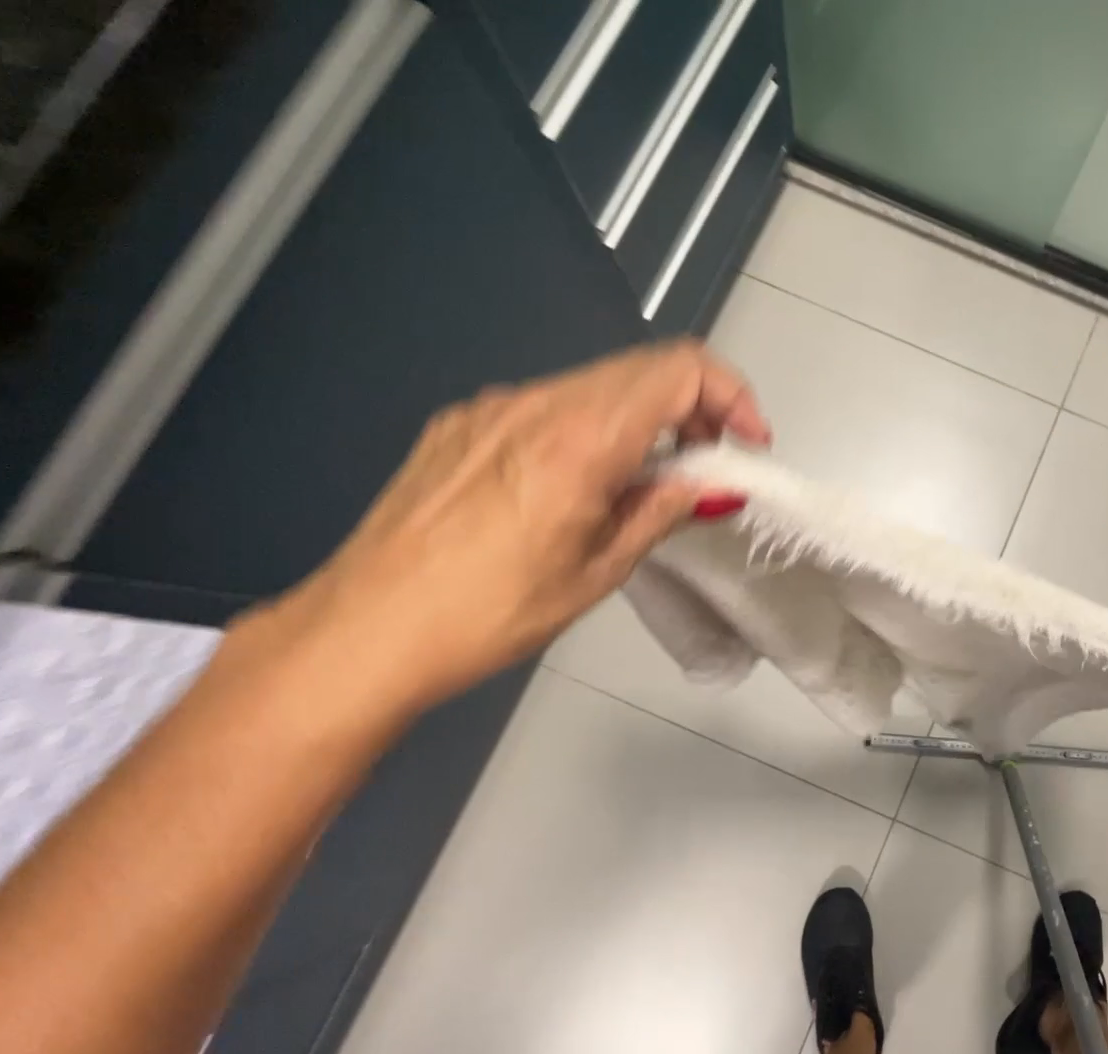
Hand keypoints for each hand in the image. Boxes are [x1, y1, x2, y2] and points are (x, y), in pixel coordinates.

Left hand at [253, 340, 768, 716]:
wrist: (361, 631)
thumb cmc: (488, 616)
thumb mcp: (596, 573)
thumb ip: (659, 511)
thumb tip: (707, 485)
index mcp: (579, 440)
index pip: (679, 370)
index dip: (730, 394)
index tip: (746, 443)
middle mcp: (536, 403)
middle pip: (642, 368)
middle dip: (694, 406)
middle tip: (709, 463)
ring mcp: (493, 407)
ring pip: (597, 383)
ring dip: (643, 417)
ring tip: (647, 480)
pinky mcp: (462, 422)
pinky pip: (550, 404)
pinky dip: (592, 425)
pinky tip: (580, 482)